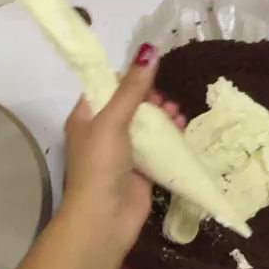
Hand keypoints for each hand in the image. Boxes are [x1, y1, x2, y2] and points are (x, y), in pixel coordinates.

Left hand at [61, 44, 185, 252]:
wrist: (104, 218)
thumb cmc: (101, 165)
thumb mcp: (113, 120)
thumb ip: (132, 87)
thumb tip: (150, 49)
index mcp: (85, 117)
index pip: (107, 86)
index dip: (128, 78)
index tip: (149, 76)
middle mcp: (102, 132)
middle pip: (131, 104)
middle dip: (151, 99)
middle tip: (165, 102)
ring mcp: (122, 152)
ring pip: (146, 125)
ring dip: (164, 117)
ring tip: (178, 116)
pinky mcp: (141, 170)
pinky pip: (158, 146)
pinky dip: (170, 137)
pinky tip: (183, 130)